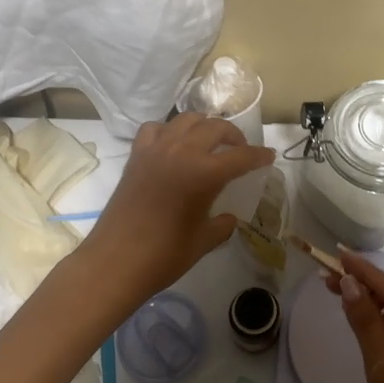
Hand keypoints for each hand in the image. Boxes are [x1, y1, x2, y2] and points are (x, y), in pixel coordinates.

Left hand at [79, 113, 273, 305]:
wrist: (115, 263)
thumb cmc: (164, 256)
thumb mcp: (203, 241)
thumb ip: (221, 225)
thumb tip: (228, 218)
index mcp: (204, 172)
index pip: (241, 156)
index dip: (259, 156)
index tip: (268, 157)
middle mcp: (182, 151)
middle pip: (215, 128)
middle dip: (233, 136)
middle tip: (240, 150)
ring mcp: (156, 150)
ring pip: (186, 120)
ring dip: (203, 126)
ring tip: (209, 142)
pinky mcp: (136, 157)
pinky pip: (154, 129)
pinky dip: (168, 131)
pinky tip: (172, 145)